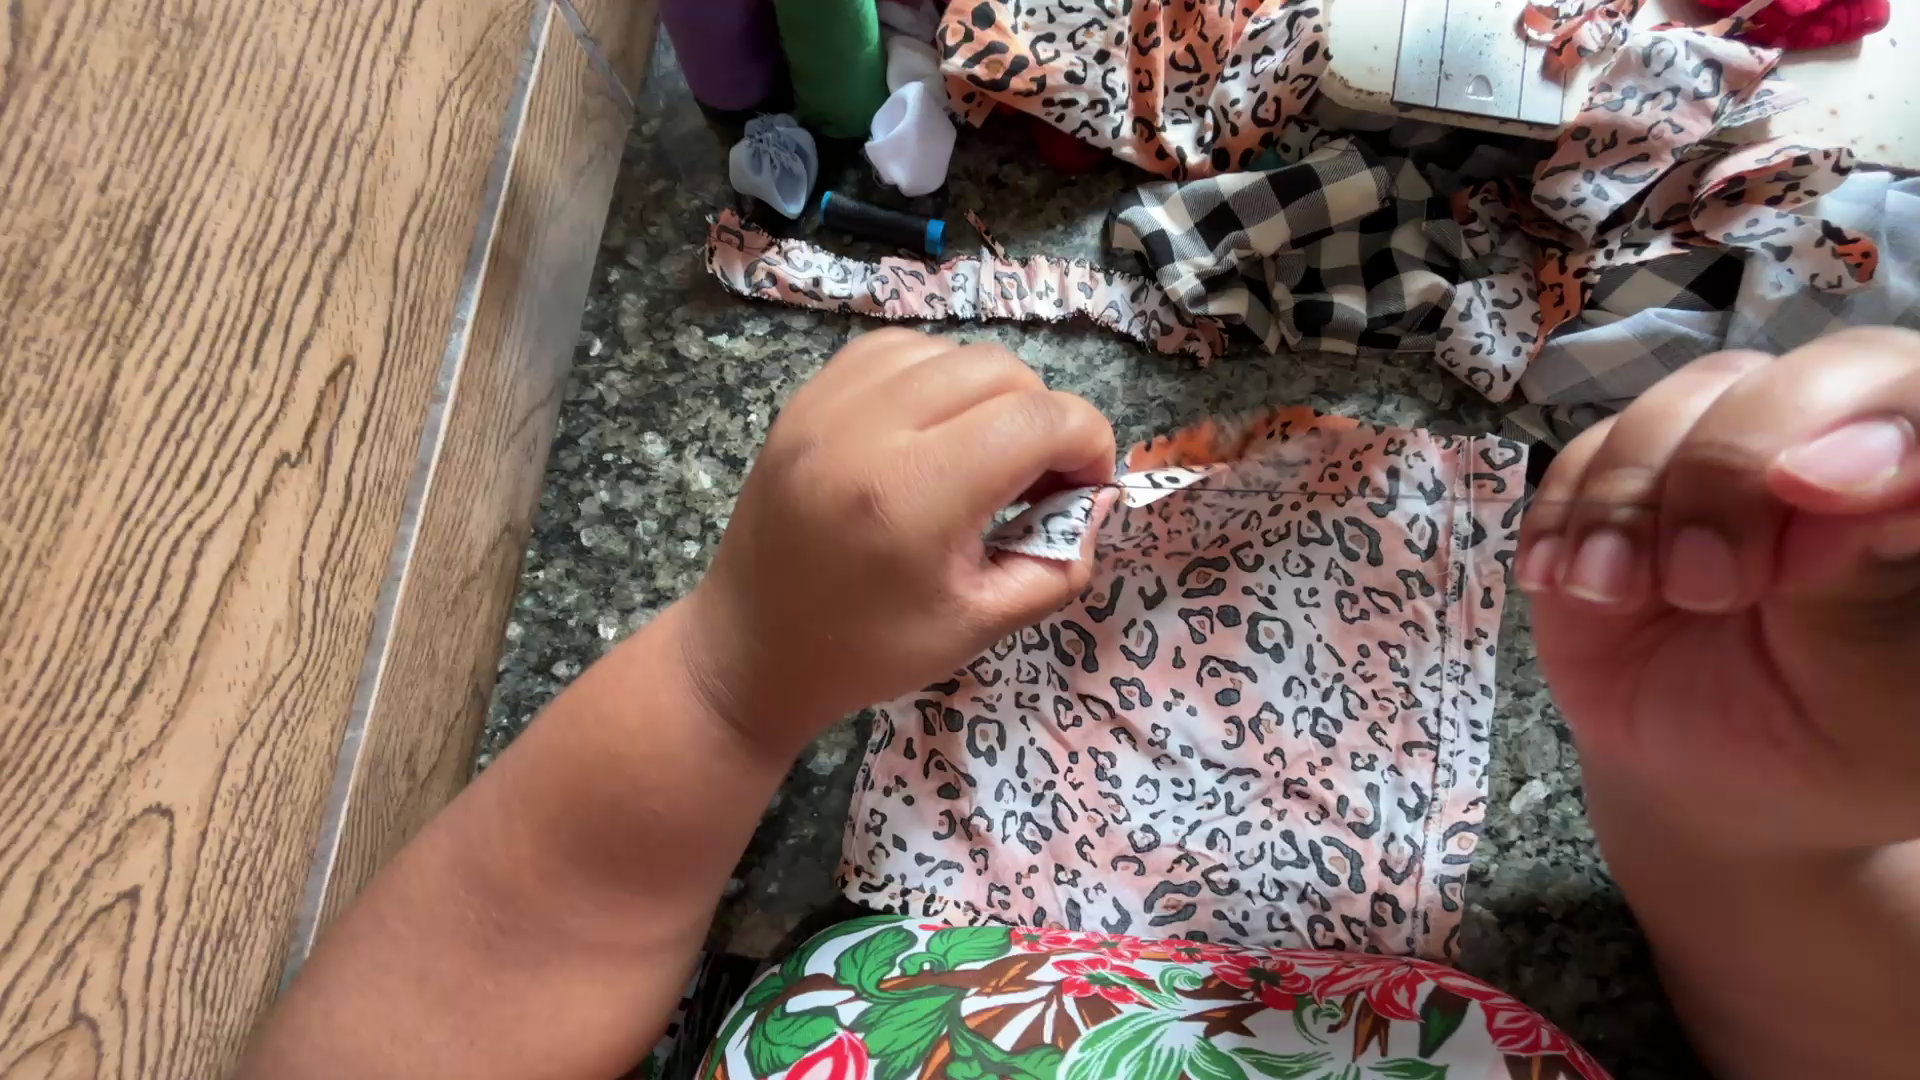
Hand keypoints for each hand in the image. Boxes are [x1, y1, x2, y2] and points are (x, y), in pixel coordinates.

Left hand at [678, 329, 1117, 759]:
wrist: (750, 649)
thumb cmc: (866, 651)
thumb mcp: (980, 626)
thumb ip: (1060, 564)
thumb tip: (1097, 499)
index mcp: (914, 494)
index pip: (1040, 419)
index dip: (1089, 444)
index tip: (1084, 488)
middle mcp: (868, 428)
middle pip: (1002, 371)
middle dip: (1043, 418)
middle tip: (1035, 479)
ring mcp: (827, 403)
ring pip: (951, 350)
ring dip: (990, 394)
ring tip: (981, 453)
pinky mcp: (805, 398)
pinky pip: (896, 350)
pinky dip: (935, 376)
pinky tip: (932, 425)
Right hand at [1520, 328, 1919, 851]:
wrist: (1692, 767)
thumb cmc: (1820, 739)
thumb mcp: (1875, 684)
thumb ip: (1867, 575)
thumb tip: (1831, 468)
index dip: (1877, 421)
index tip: (1816, 493)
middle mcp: (1836, 450)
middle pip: (1798, 377)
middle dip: (1723, 471)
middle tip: (1701, 586)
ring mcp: (1714, 460)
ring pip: (1673, 406)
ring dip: (1624, 505)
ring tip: (1616, 596)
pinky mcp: (1615, 484)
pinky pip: (1579, 455)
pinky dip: (1560, 518)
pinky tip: (1567, 584)